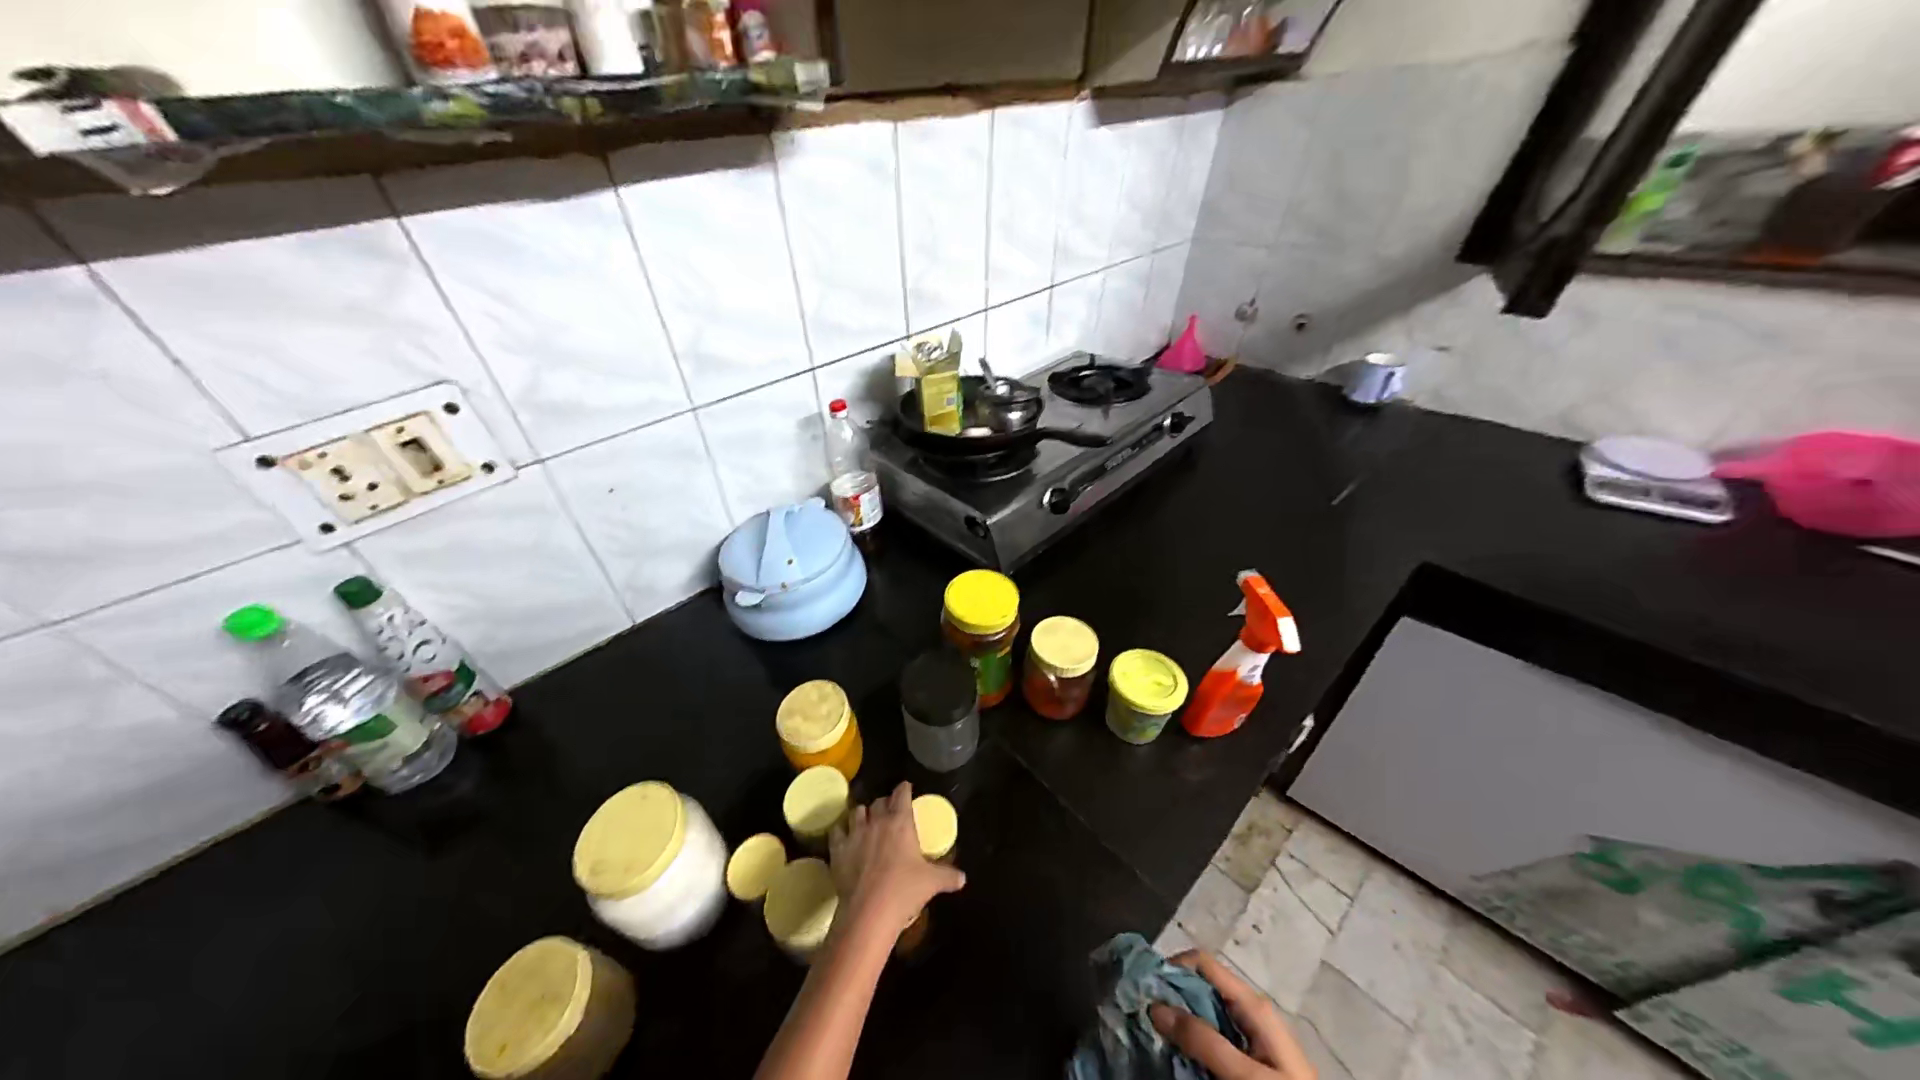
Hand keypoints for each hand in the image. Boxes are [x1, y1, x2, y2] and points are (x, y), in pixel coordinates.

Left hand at [828, 782, 966, 936]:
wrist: (869, 912)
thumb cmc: (904, 891)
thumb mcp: (932, 882)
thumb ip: (949, 876)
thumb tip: (962, 878)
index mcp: (901, 822)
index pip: (902, 793)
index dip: (905, 789)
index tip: (907, 789)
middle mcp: (877, 821)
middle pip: (879, 801)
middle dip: (885, 802)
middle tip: (891, 812)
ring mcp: (855, 833)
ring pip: (857, 811)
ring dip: (863, 813)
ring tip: (867, 821)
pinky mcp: (838, 849)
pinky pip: (837, 830)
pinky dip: (841, 830)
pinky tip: (844, 836)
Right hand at [1149, 950, 1315, 1079]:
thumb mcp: (1245, 1075)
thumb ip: (1203, 1041)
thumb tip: (1155, 1006)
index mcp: (1252, 1004)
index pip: (1202, 963)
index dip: (1171, 968)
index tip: (1144, 989)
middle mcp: (1248, 1009)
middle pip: (1200, 986)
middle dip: (1170, 997)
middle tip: (1143, 1016)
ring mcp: (1248, 1033)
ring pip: (1203, 1013)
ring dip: (1178, 1022)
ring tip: (1155, 1036)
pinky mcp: (1247, 1056)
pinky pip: (1212, 1037)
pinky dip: (1192, 1041)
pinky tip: (1178, 1055)